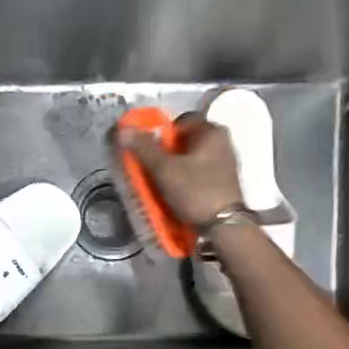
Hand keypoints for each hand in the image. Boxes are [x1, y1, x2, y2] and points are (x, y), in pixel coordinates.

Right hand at [116, 114, 244, 226]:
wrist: (224, 228)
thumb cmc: (195, 191)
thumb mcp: (164, 169)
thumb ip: (143, 148)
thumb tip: (122, 128)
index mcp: (212, 131)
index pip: (181, 120)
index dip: (162, 133)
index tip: (149, 150)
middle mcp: (223, 143)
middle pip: (186, 141)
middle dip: (167, 153)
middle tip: (151, 168)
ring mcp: (226, 164)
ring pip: (192, 160)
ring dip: (175, 169)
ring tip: (160, 183)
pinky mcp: (225, 184)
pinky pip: (199, 175)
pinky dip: (186, 181)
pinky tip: (176, 195)